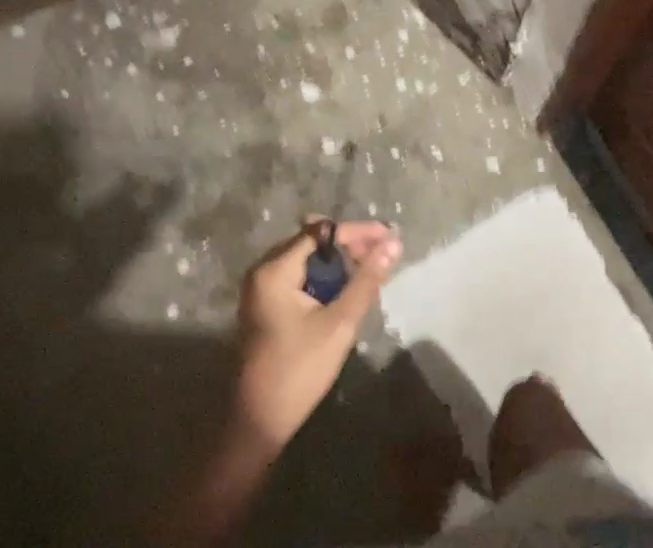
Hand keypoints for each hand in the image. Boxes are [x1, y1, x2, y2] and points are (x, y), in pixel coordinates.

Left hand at [235, 218, 402, 445]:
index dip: (357, 232)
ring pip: (306, 262)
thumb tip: (393, 243)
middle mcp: (262, 272)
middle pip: (312, 243)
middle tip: (382, 257)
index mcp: (274, 270)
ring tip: (369, 274)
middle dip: (349, 246)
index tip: (389, 236)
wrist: (259, 421)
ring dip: (338, 264)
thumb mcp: (340, 322)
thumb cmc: (299, 369)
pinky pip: (298, 279)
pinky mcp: (265, 307)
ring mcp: (260, 291)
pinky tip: (346, 293)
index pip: (320, 232)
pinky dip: (323, 280)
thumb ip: (366, 279)